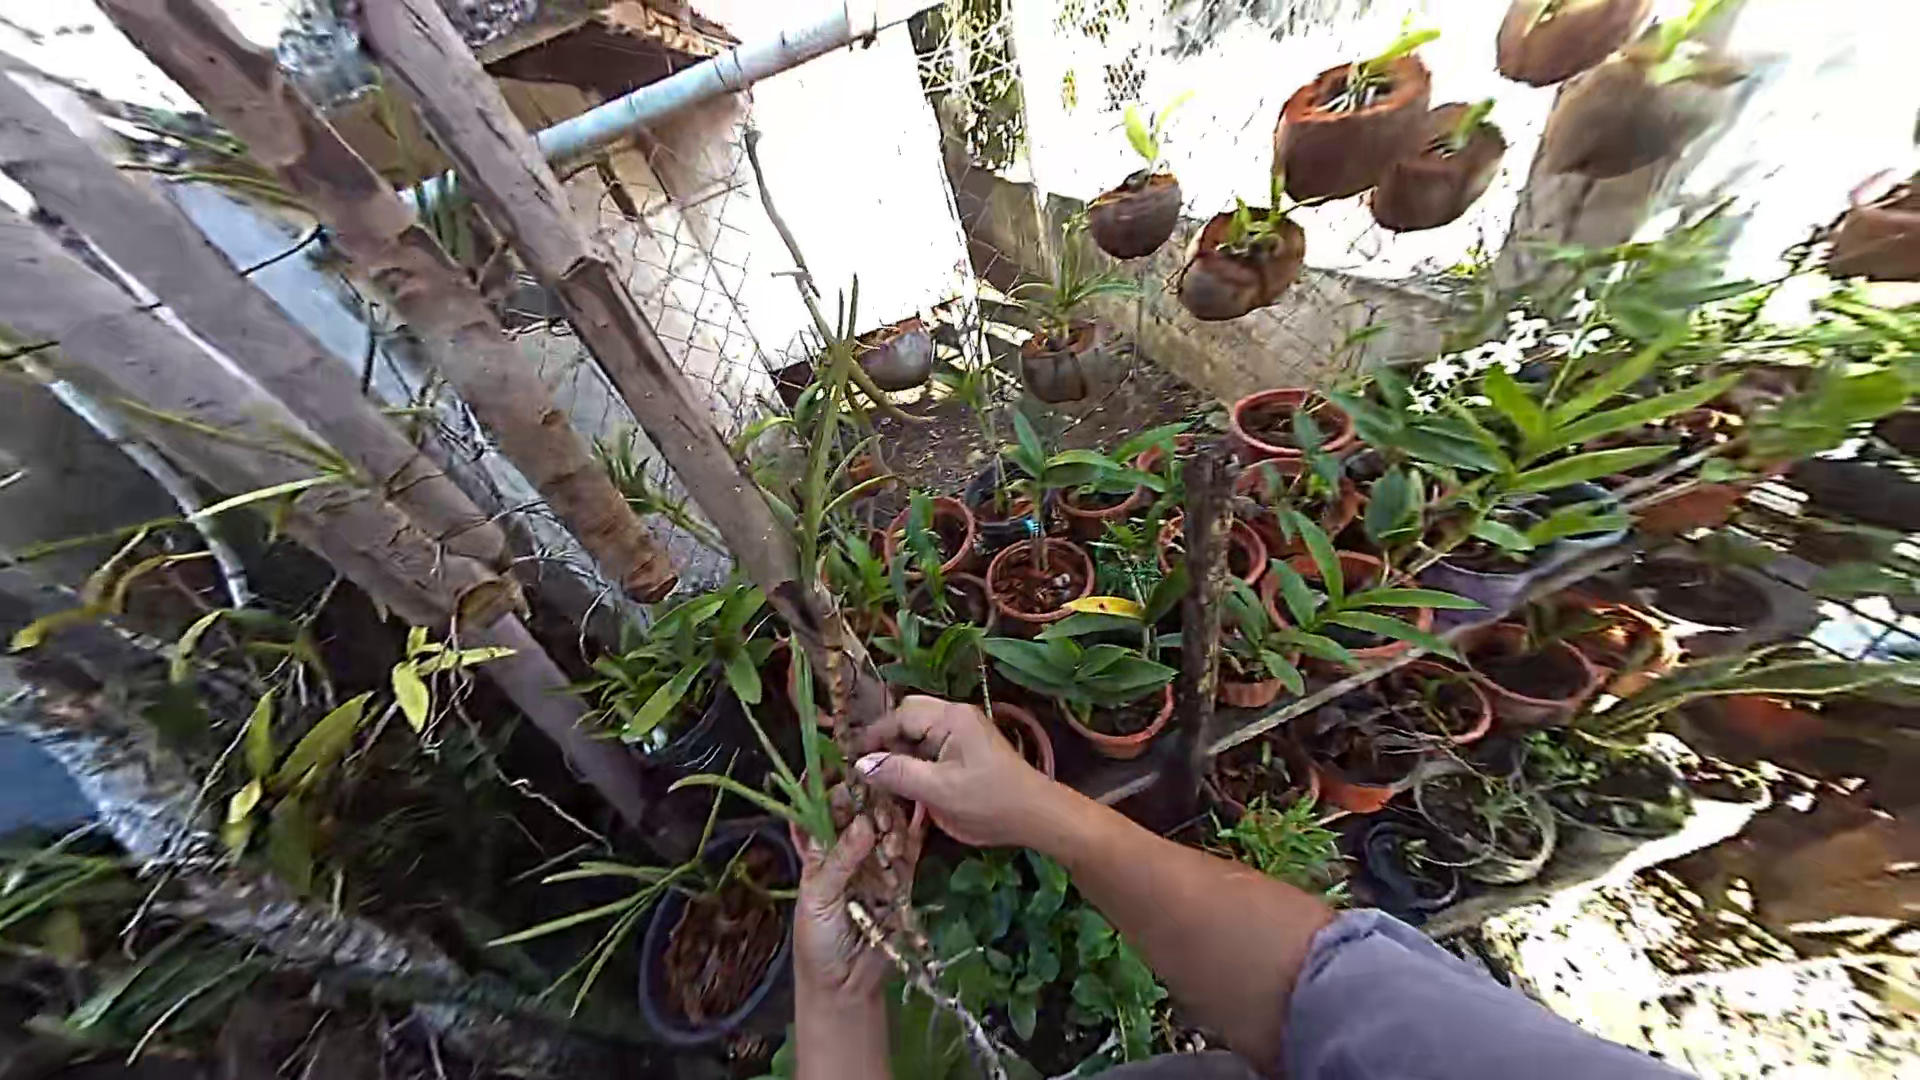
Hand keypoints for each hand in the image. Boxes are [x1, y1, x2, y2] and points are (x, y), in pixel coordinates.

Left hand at [790, 790, 918, 1003]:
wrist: (846, 986)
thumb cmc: (818, 940)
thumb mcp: (817, 898)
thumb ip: (840, 860)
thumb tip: (864, 822)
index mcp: (823, 846)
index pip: (832, 807)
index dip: (841, 788)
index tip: (852, 773)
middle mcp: (852, 845)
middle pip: (865, 808)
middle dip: (872, 803)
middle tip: (877, 814)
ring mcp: (879, 857)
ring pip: (889, 822)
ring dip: (891, 822)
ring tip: (889, 843)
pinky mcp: (903, 872)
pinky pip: (910, 845)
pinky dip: (911, 833)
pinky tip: (912, 827)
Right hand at [853, 696, 1068, 848]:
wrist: (1035, 815)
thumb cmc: (989, 801)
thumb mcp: (938, 791)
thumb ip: (899, 774)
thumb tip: (860, 763)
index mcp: (950, 718)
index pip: (901, 714)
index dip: (875, 735)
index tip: (853, 758)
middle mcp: (955, 716)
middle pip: (908, 718)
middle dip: (887, 740)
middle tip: (868, 770)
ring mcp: (962, 730)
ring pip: (918, 732)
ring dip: (900, 752)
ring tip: (883, 779)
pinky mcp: (965, 747)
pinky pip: (931, 745)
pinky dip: (915, 760)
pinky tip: (906, 783)